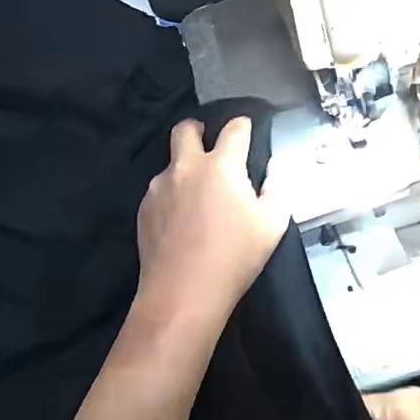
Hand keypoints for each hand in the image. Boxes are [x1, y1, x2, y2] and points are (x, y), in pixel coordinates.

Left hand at [131, 117, 287, 339]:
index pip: (234, 129)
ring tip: (198, 196)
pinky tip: (181, 221)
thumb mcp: (272, 225)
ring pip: (171, 163)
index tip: (247, 131)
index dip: (243, 126)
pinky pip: (160, 190)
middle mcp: (186, 167)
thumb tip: (270, 176)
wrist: (182, 293)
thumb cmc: (234, 257)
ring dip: (185, 168)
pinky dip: (172, 195)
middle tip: (210, 143)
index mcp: (221, 166)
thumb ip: (275, 191)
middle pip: (186, 128)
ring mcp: (160, 187)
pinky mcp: (144, 209)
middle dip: (199, 128)